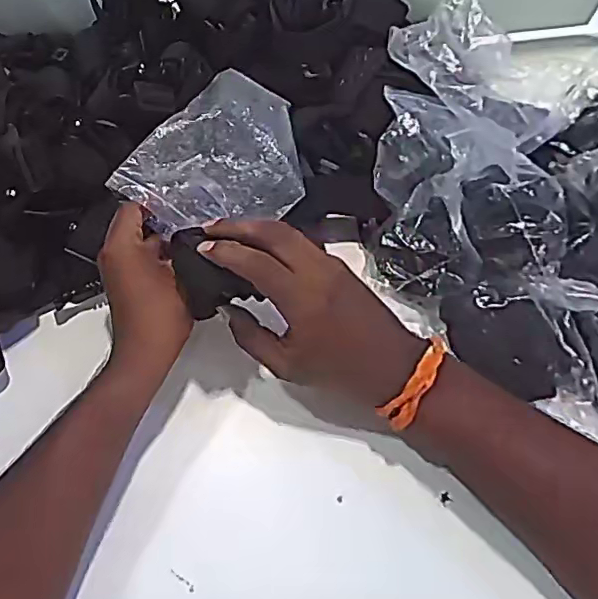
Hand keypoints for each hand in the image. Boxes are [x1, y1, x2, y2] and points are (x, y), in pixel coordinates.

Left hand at [97, 203, 193, 371]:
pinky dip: (152, 256)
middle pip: (134, 222)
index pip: (132, 207)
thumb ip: (180, 248)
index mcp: (120, 246)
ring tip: (184, 245)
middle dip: (160, 222)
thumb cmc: (157, 319)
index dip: (157, 204)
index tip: (176, 206)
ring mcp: (114, 268)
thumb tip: (184, 235)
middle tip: (186, 226)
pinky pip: (135, 256)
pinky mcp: (121, 281)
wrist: (145, 352)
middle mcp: (111, 254)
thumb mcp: (180, 274)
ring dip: (158, 240)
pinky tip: (175, 264)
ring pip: (136, 240)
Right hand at [201, 219, 427, 408]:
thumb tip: (229, 310)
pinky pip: (300, 240)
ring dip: (255, 226)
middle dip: (236, 226)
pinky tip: (258, 244)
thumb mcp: (286, 365)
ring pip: (287, 231)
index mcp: (301, 297)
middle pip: (271, 232)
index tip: (201, 250)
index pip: (254, 262)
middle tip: (209, 229)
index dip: (224, 252)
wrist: (396, 368)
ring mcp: (330, 264)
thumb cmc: (340, 372)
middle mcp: (316, 271)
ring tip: (228, 231)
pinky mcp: (338, 265)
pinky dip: (273, 236)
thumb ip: (251, 337)